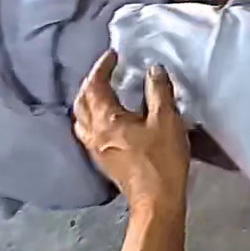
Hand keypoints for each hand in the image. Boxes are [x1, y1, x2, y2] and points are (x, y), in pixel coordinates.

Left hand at [72, 50, 190, 215]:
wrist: (155, 196)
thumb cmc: (162, 156)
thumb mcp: (167, 119)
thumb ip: (159, 92)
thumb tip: (152, 70)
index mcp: (107, 120)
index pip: (95, 87)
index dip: (101, 68)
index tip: (113, 54)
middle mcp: (93, 132)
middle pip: (82, 102)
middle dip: (91, 82)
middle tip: (107, 69)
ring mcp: (94, 147)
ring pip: (81, 116)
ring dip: (89, 99)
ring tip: (104, 89)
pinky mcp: (102, 157)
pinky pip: (88, 128)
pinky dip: (93, 114)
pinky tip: (107, 115)